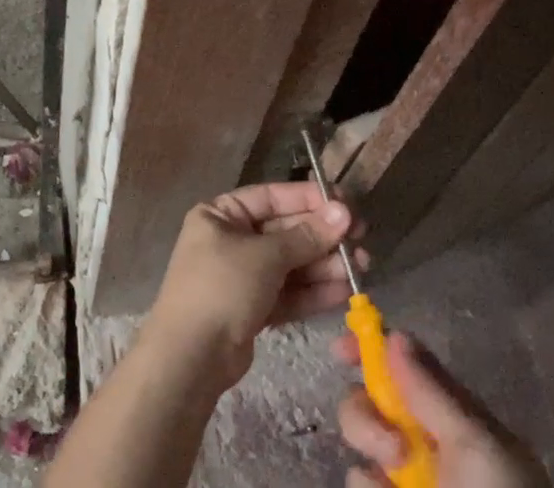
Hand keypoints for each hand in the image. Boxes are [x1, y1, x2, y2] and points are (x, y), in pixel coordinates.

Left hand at [143, 182, 366, 391]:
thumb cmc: (222, 288)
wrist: (191, 356)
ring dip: (324, 265)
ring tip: (360, 267)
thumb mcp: (265, 256)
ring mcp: (241, 276)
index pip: (270, 197)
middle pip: (283, 232)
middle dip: (322, 237)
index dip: (308, 199)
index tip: (346, 203)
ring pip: (290, 265)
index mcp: (220, 215)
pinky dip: (313, 292)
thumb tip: (343, 212)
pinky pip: (287, 293)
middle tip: (361, 239)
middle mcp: (229, 240)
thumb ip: (305, 236)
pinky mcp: (252, 308)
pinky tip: (344, 291)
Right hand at [333, 330, 543, 487]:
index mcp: (454, 416)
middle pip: (370, 396)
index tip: (342, 351)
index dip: (371, 347)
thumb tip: (394, 335)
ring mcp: (404, 476)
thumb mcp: (478, 446)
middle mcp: (425, 439)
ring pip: (358, 438)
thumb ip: (433, 390)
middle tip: (395, 449)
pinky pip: (357, 480)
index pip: (406, 363)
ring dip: (372, 455)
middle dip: (368, 414)